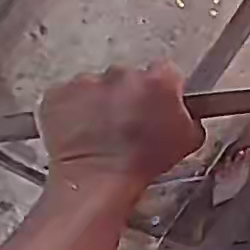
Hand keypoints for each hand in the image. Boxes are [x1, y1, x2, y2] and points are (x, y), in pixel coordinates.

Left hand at [38, 64, 204, 194]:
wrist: (98, 178)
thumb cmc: (144, 160)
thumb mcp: (190, 140)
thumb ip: (190, 115)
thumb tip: (184, 111)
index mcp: (159, 81)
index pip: (166, 71)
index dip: (164, 88)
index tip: (160, 102)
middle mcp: (123, 74)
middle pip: (130, 77)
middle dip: (131, 94)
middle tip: (131, 122)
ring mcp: (87, 81)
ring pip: (99, 86)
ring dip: (102, 101)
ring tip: (105, 130)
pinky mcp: (58, 93)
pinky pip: (70, 96)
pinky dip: (75, 109)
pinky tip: (84, 130)